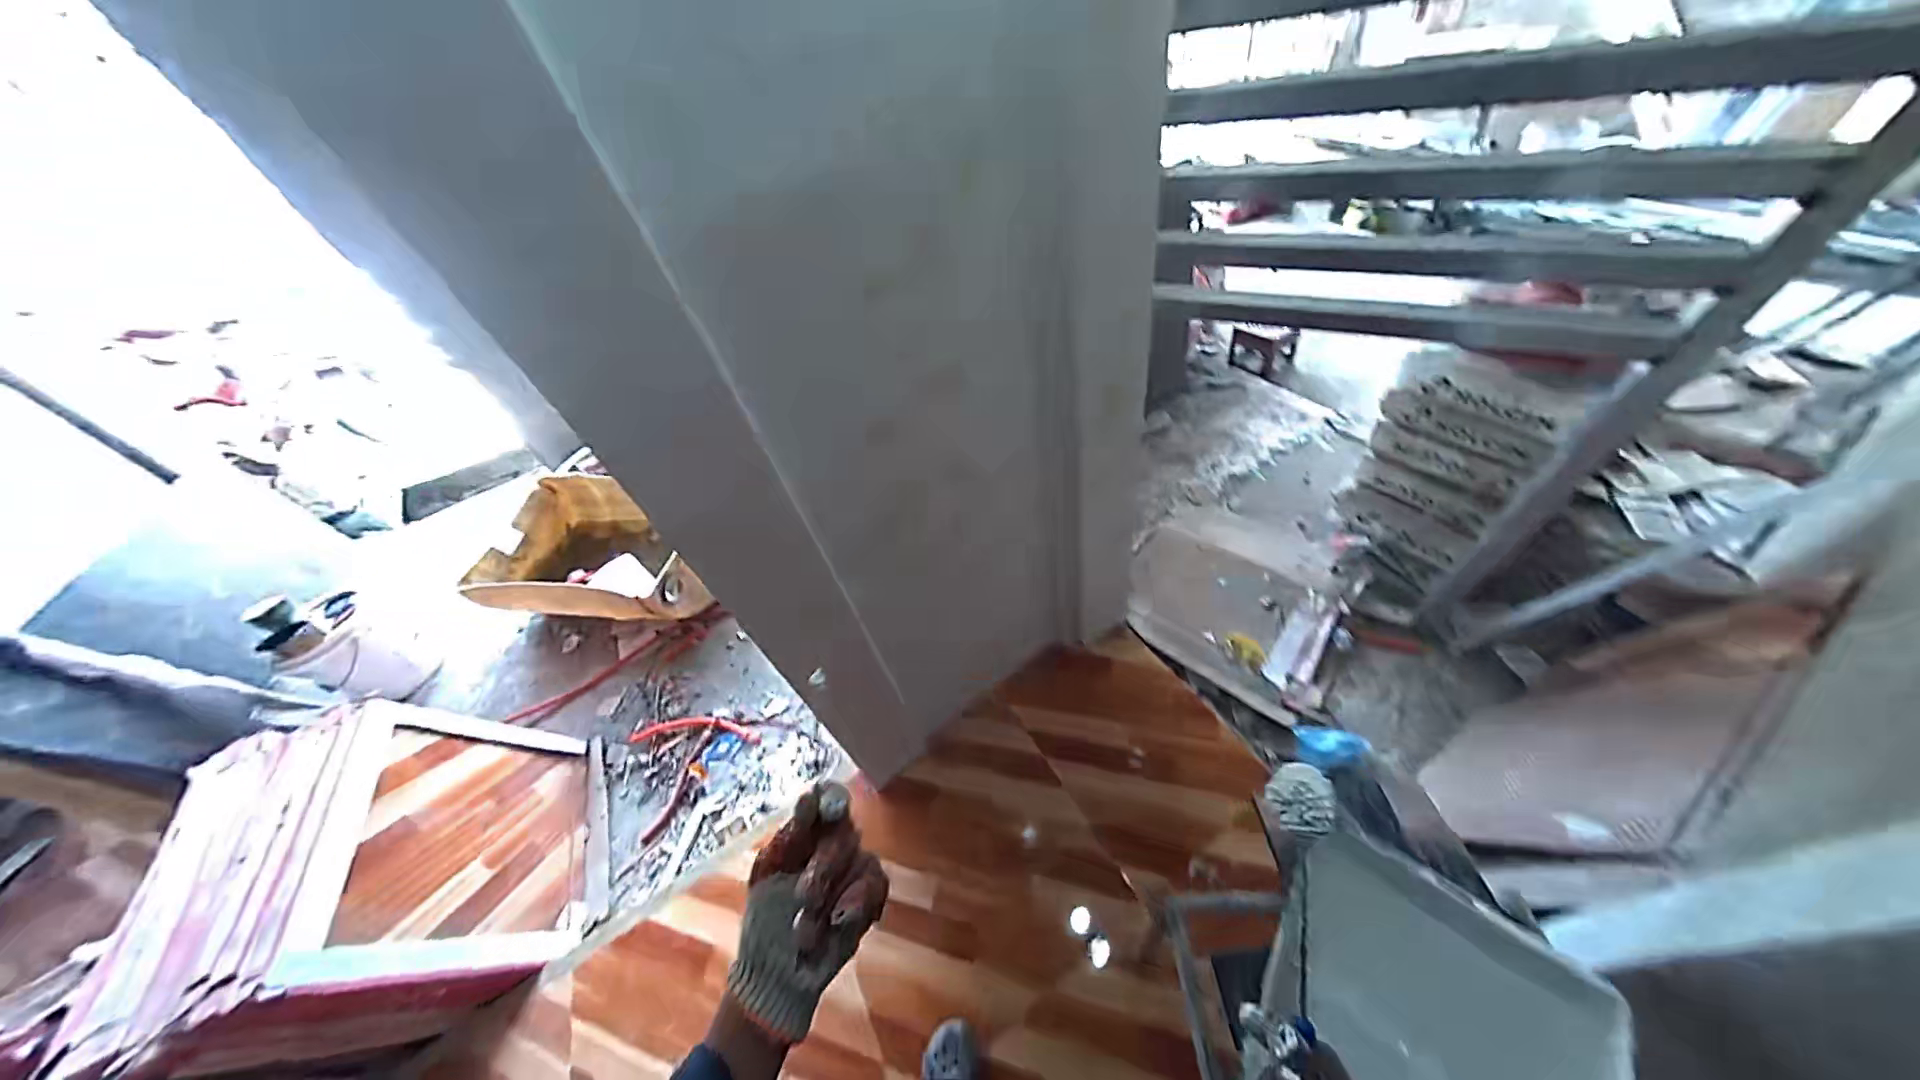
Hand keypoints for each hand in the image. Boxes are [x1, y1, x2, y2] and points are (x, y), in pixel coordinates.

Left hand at [725, 782, 888, 1044]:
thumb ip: (791, 836)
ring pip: (862, 859)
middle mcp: (837, 841)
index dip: (832, 798)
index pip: (828, 797)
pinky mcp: (871, 894)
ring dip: (834, 895)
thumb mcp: (768, 873)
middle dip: (823, 868)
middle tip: (804, 899)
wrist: (777, 973)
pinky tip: (838, 920)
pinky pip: (877, 884)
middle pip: (845, 832)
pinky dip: (858, 903)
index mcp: (809, 830)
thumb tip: (808, 797)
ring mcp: (856, 866)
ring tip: (807, 929)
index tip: (829, 812)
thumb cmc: (766, 917)